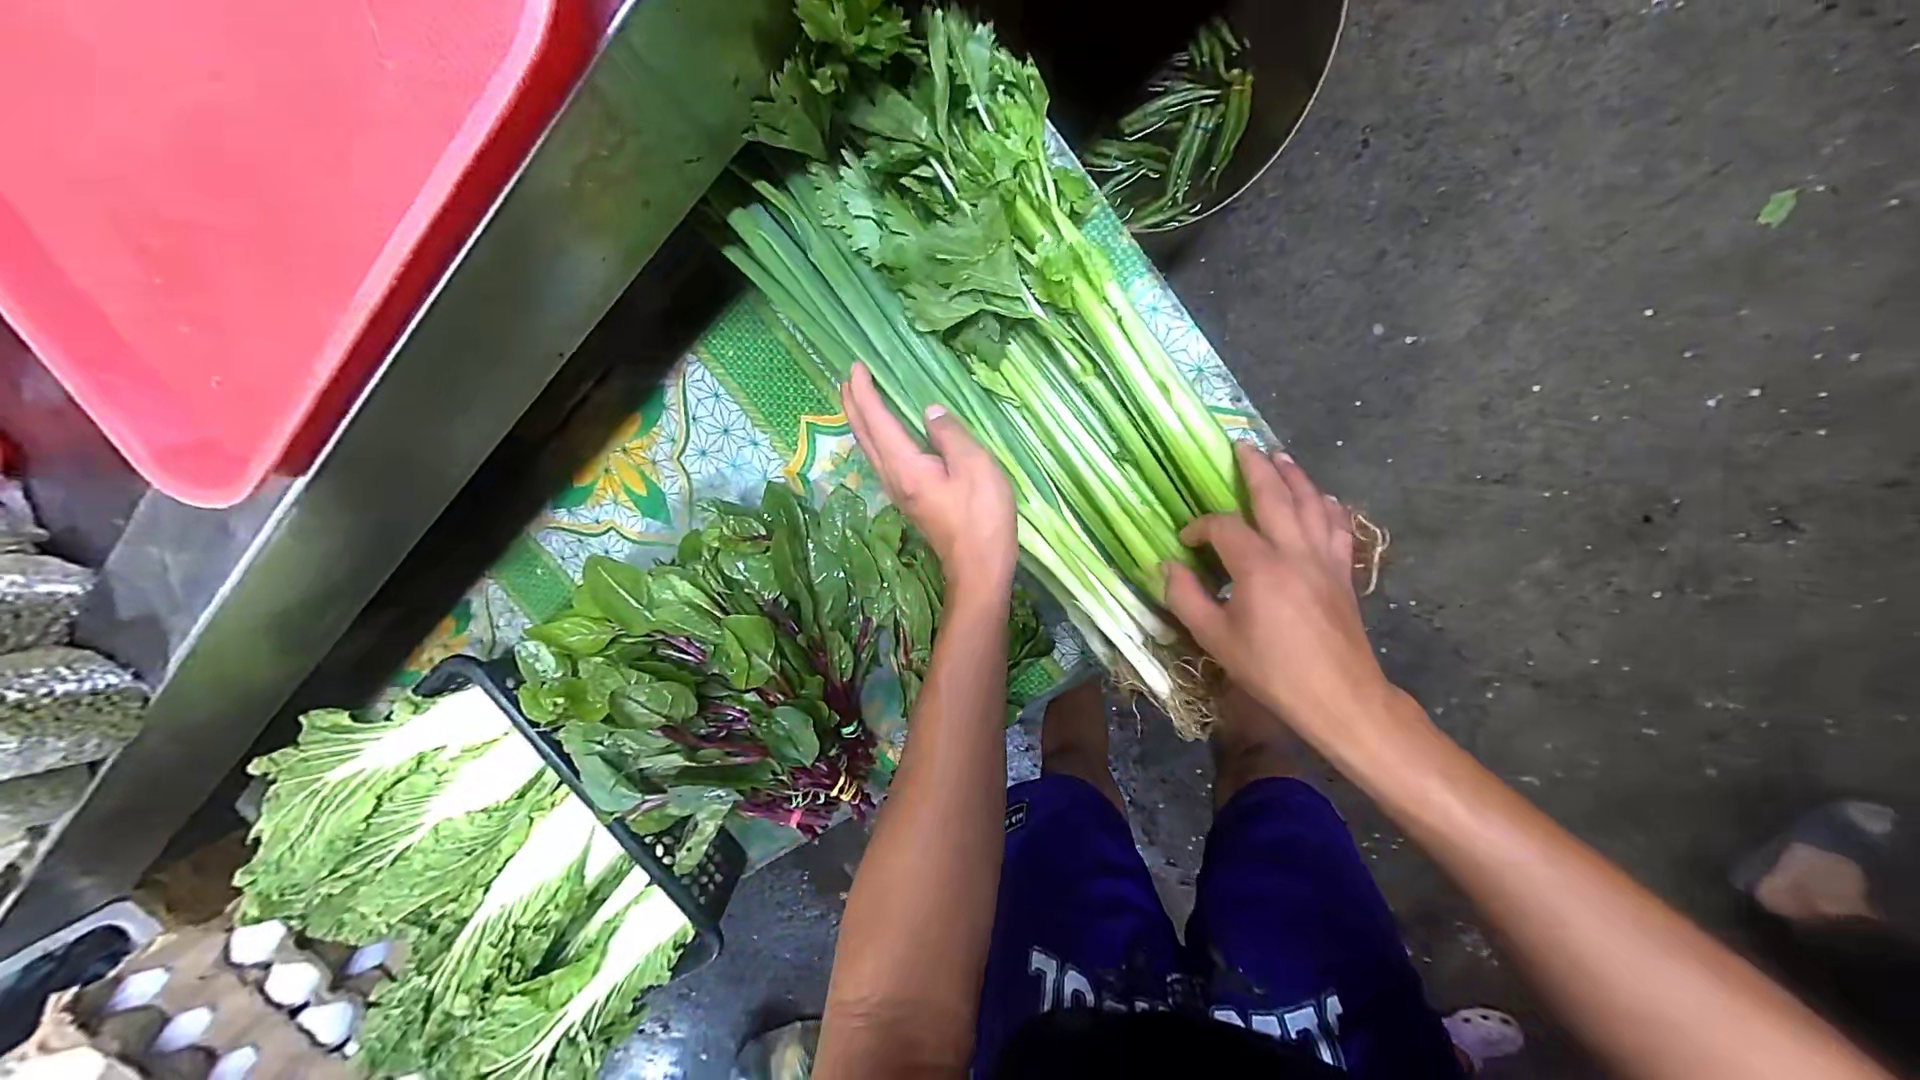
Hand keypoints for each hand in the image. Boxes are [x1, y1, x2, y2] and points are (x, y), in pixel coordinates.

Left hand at [842, 362, 1015, 598]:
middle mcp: (893, 478)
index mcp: (905, 466)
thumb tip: (929, 412)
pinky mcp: (909, 501)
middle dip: (853, 404)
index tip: (857, 366)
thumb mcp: (975, 465)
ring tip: (859, 399)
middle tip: (849, 377)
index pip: (876, 420)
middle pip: (864, 435)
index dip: (864, 392)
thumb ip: (950, 434)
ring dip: (861, 421)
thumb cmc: (982, 516)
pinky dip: (876, 438)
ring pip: (870, 449)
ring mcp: (899, 492)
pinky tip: (884, 435)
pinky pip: (882, 460)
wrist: (979, 566)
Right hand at [1163, 444, 1403, 755]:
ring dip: (1295, 476)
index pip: (1223, 527)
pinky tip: (1323, 498)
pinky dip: (1329, 506)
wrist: (1338, 695)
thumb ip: (1185, 598)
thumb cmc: (1271, 669)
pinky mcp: (1343, 572)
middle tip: (1243, 446)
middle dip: (1256, 468)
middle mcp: (1294, 551)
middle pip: (1275, 495)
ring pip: (1312, 503)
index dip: (1199, 527)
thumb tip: (1168, 567)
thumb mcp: (1215, 638)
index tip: (1185, 541)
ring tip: (1281, 456)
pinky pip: (1339, 526)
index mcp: (1258, 566)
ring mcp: (1325, 559)